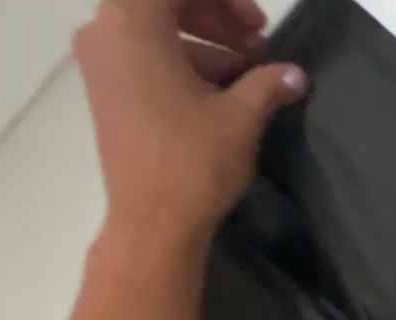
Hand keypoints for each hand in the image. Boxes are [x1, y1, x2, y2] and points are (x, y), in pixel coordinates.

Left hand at [72, 0, 307, 247]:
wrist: (154, 221)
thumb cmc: (195, 162)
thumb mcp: (240, 118)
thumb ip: (267, 85)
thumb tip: (295, 75)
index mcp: (133, 21)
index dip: (226, 0)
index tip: (260, 26)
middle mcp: (105, 30)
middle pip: (163, 2)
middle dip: (215, 17)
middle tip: (258, 45)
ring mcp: (100, 61)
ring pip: (155, 31)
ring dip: (203, 43)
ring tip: (247, 75)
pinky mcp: (106, 91)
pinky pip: (144, 56)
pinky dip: (182, 63)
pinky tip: (220, 94)